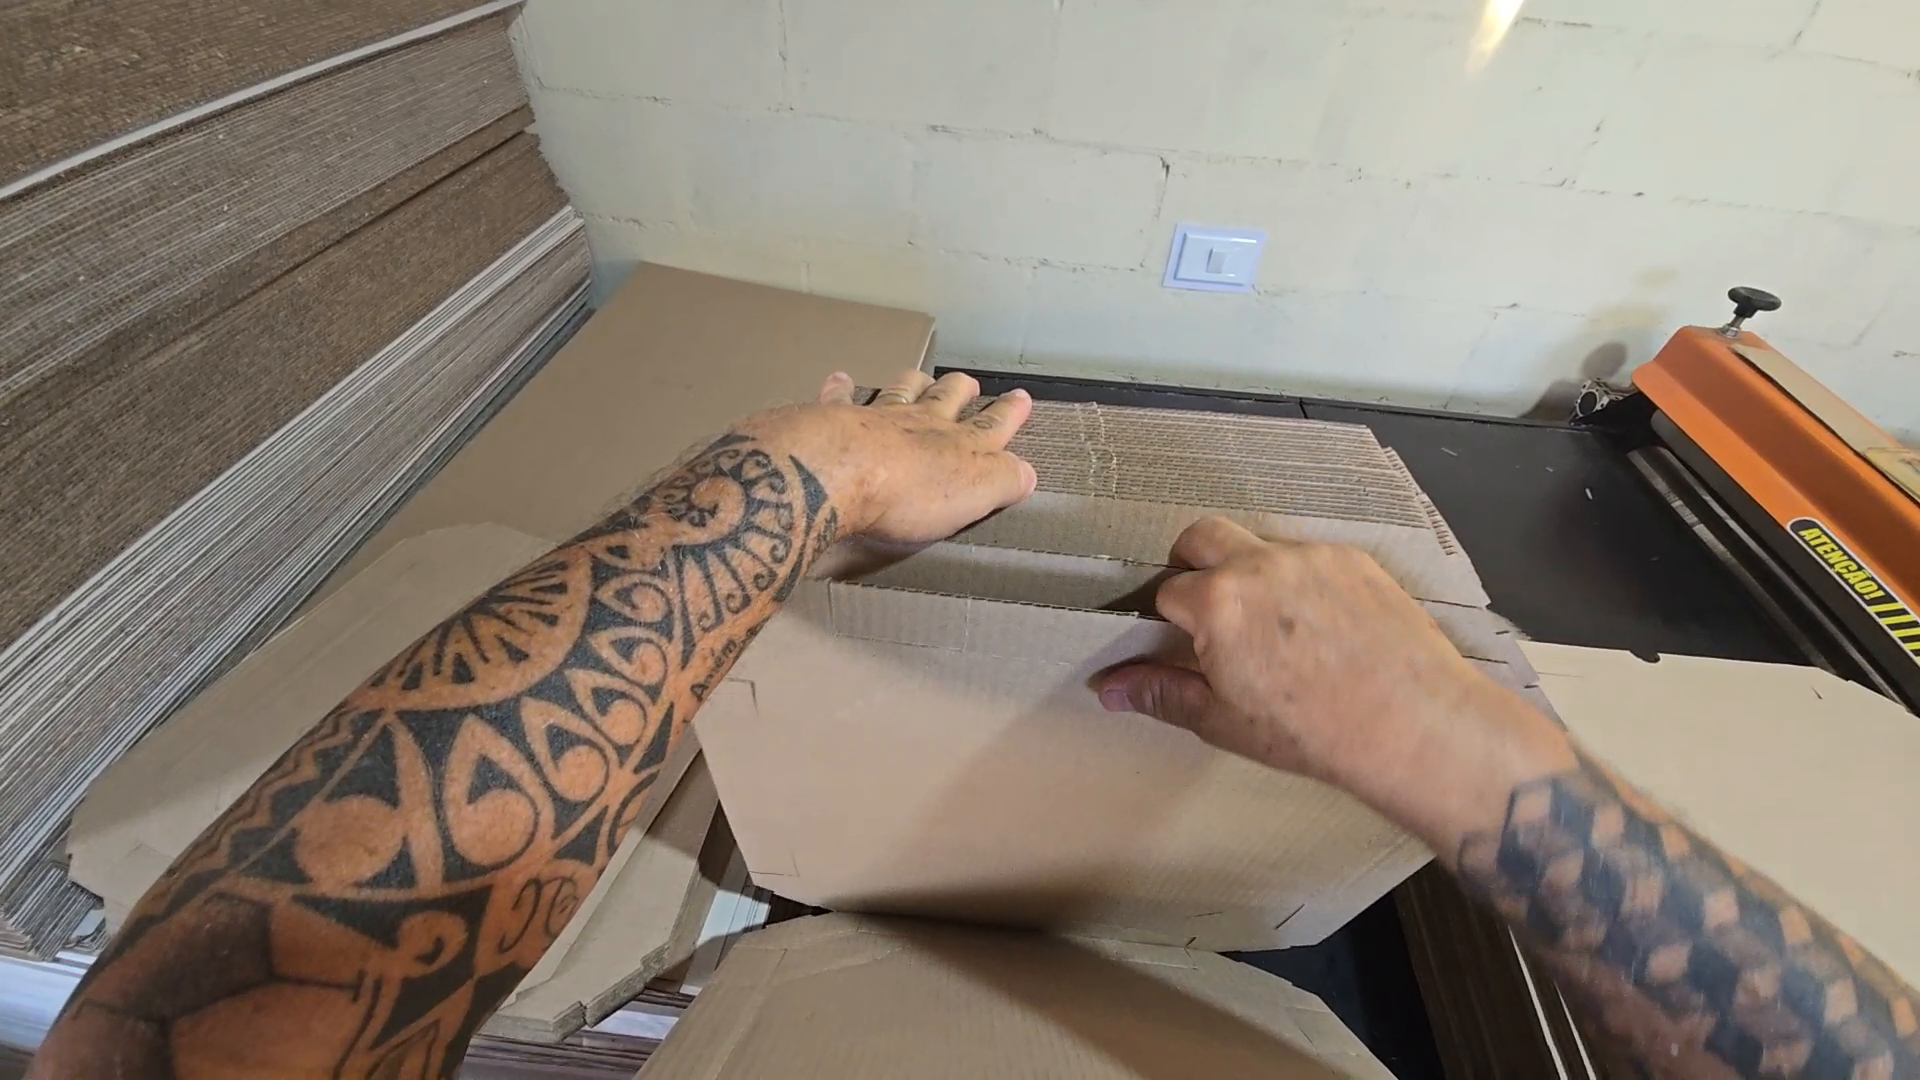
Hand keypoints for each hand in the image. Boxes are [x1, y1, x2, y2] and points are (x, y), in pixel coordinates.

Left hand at [737, 370, 1037, 544]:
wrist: (842, 473)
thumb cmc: (910, 494)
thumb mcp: (975, 494)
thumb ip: (1004, 481)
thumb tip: (1028, 471)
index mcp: (959, 447)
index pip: (991, 428)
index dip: (1008, 415)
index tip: (1021, 398)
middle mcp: (921, 424)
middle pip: (945, 400)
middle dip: (961, 391)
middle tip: (969, 380)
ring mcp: (878, 418)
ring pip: (901, 393)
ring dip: (913, 383)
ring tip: (919, 375)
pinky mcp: (835, 421)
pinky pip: (840, 400)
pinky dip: (842, 389)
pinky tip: (840, 378)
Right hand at [1095, 516, 1492, 797]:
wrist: (1418, 728)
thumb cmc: (1312, 731)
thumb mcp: (1223, 720)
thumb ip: (1160, 693)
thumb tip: (1107, 688)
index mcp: (1217, 602)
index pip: (1167, 591)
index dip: (1167, 618)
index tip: (1181, 640)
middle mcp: (1257, 563)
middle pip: (1200, 536)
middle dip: (1190, 564)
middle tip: (1206, 607)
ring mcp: (1309, 556)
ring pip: (1256, 544)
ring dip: (1245, 570)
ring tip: (1269, 621)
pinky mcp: (1353, 559)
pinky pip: (1307, 556)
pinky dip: (1296, 578)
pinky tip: (1318, 623)